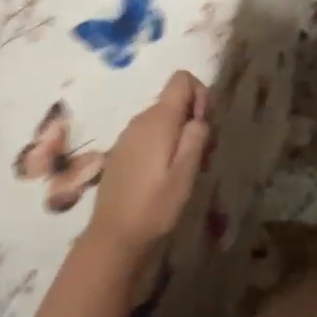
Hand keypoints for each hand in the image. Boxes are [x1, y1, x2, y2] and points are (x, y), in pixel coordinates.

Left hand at [90, 70, 210, 256]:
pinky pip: (149, 135)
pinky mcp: (121, 153)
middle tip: (201, 157)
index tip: (204, 126)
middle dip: (193, 120)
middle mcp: (140, 119)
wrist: (112, 238)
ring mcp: (127, 136)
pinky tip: (165, 178)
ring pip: (163, 119)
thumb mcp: (186, 172)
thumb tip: (199, 117)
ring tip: (185, 171)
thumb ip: (196, 136)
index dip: (200, 94)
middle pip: (174, 100)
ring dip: (180, 136)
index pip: (182, 78)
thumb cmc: (155, 206)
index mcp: (158, 119)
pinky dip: (163, 146)